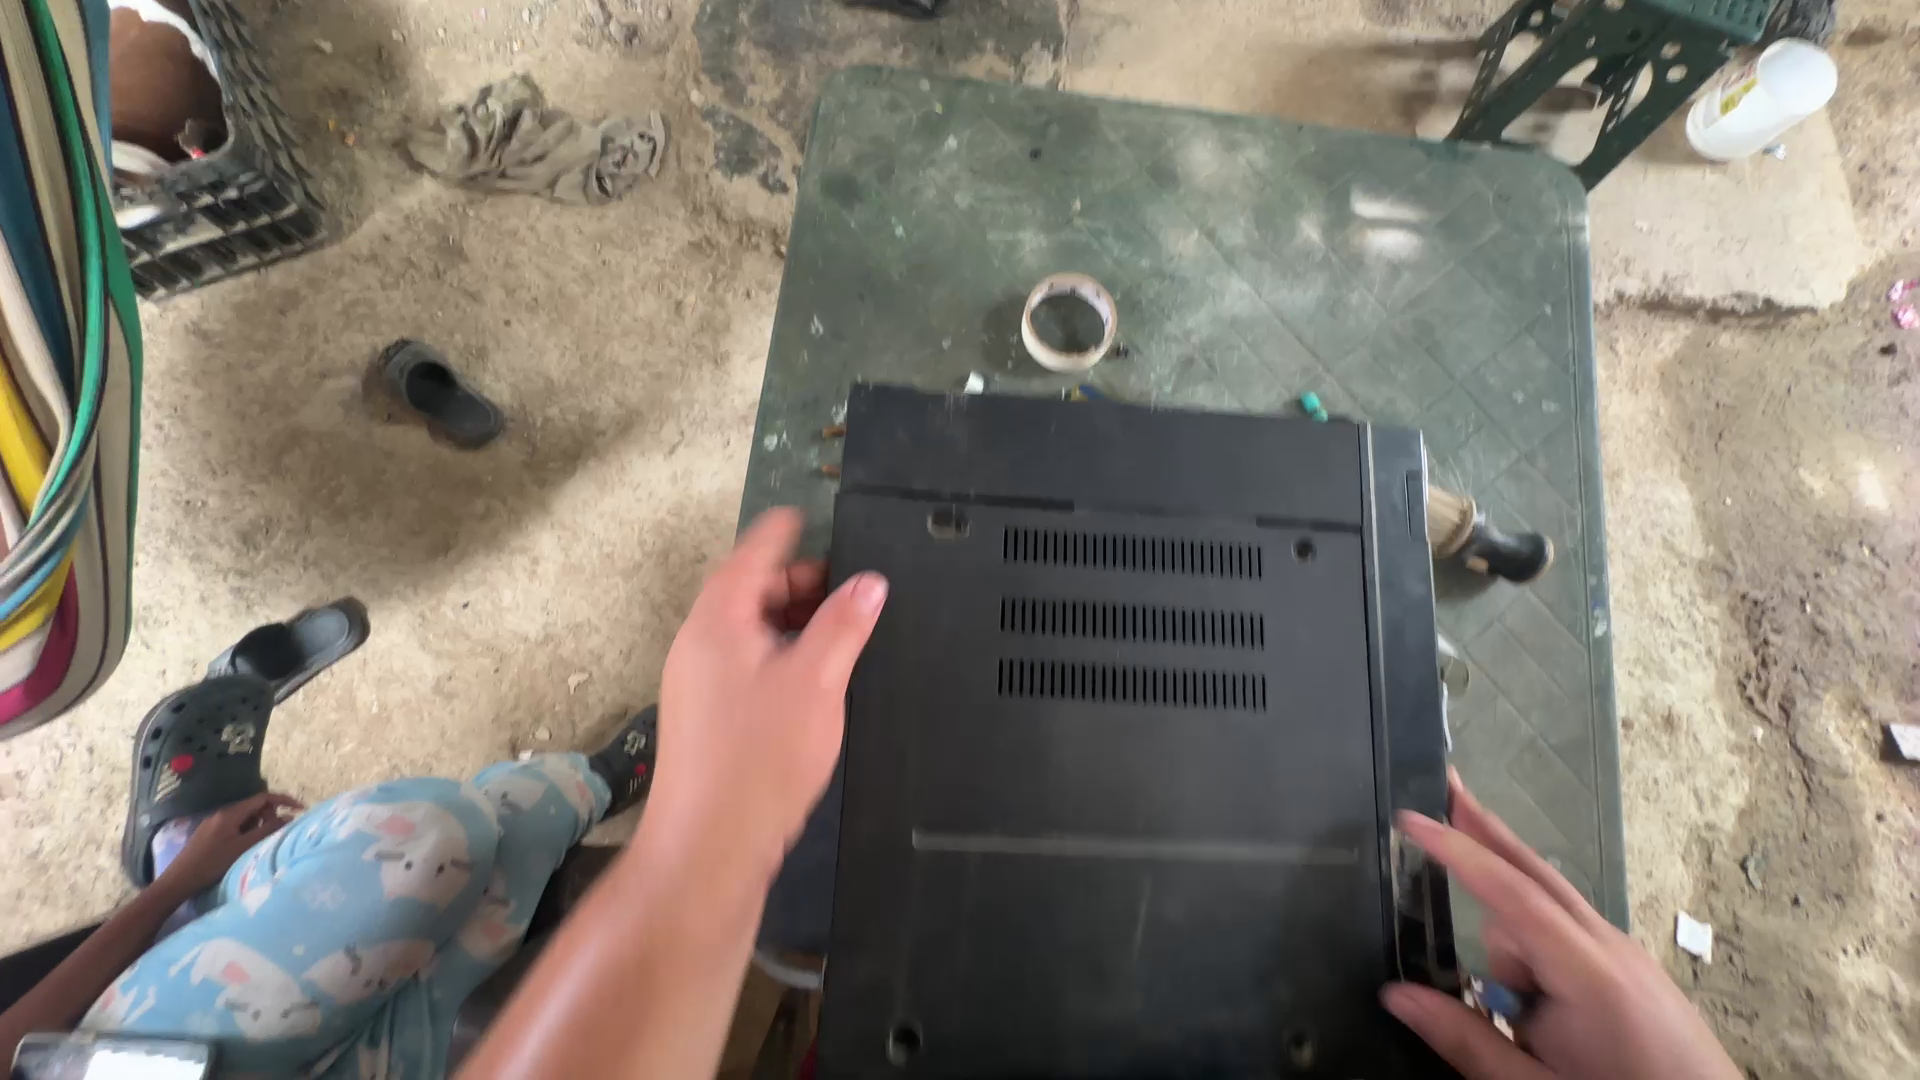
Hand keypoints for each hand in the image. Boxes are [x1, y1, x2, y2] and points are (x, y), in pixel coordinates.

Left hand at [155, 792, 303, 898]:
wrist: (175, 884)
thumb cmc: (212, 864)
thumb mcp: (245, 846)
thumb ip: (268, 829)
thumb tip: (288, 817)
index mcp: (230, 814)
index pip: (263, 798)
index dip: (284, 800)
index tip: (299, 809)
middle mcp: (220, 815)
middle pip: (254, 807)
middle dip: (269, 815)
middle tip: (274, 831)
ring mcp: (212, 825)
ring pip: (244, 817)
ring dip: (257, 825)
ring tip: (258, 841)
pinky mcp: (207, 835)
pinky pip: (234, 826)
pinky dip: (246, 831)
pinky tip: (243, 846)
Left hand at [654, 507, 887, 881]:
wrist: (710, 846)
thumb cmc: (762, 755)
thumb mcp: (817, 680)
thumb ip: (845, 624)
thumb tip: (870, 583)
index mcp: (718, 621)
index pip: (751, 554)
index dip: (784, 532)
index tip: (809, 515)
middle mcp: (700, 642)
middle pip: (750, 591)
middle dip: (799, 583)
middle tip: (849, 590)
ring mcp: (699, 680)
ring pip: (751, 629)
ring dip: (793, 620)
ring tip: (842, 629)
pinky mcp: (708, 713)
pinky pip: (747, 660)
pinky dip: (782, 651)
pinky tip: (816, 672)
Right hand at [1382, 770, 1740, 1079]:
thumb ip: (1467, 1041)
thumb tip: (1394, 994)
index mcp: (1589, 975)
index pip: (1510, 893)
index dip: (1457, 849)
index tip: (1410, 817)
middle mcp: (1611, 950)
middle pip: (1534, 872)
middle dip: (1485, 826)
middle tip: (1444, 781)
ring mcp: (1627, 959)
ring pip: (1544, 910)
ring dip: (1507, 932)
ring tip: (1516, 1016)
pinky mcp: (1633, 974)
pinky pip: (1565, 930)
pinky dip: (1531, 932)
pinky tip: (1528, 991)